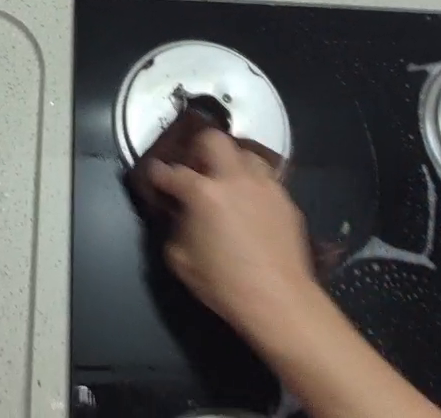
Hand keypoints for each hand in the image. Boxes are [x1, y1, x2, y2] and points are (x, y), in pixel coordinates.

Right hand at [141, 128, 317, 340]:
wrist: (280, 300)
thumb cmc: (225, 284)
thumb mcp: (181, 260)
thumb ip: (174, 227)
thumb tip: (179, 215)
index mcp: (203, 193)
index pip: (172, 172)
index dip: (158, 173)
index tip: (155, 174)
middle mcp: (234, 179)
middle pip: (213, 139)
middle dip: (198, 148)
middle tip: (194, 166)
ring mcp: (263, 185)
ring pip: (244, 152)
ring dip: (230, 162)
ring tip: (226, 180)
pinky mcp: (285, 197)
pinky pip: (265, 178)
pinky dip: (252, 183)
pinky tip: (249, 202)